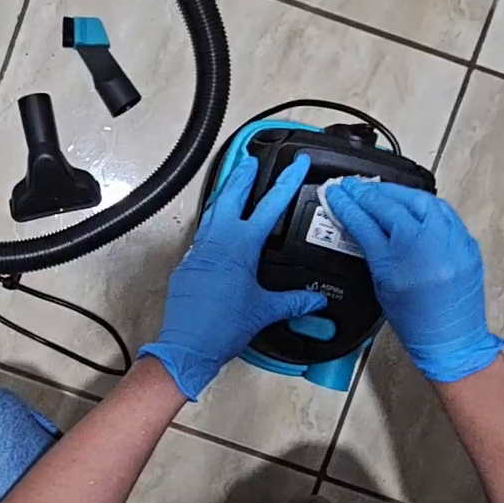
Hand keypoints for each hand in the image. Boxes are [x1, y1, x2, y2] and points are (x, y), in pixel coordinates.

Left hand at [139, 155, 326, 399]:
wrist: (188, 343)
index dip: (286, 182)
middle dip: (242, 175)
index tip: (297, 164)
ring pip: (213, 211)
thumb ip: (293, 302)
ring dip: (224, 193)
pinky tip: (216, 223)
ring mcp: (199, 249)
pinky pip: (202, 232)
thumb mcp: (264, 311)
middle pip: (231, 196)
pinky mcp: (188, 262)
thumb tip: (315, 301)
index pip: (270, 205)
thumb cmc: (222, 327)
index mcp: (241, 246)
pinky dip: (212, 220)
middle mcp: (218, 241)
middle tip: (249, 159)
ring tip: (232, 181)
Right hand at [322, 180, 503, 382]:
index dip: (349, 204)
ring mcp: (454, 239)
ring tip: (377, 190)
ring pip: (423, 200)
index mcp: (405, 255)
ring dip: (396, 192)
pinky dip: (421, 202)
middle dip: (370, 192)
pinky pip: (442, 211)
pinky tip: (408, 202)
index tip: (336, 192)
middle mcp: (433, 242)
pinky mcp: (466, 241)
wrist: (451, 339)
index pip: (369, 219)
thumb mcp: (381, 282)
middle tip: (351, 185)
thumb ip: (369, 246)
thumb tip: (355, 219)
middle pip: (396, 203)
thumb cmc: (413, 319)